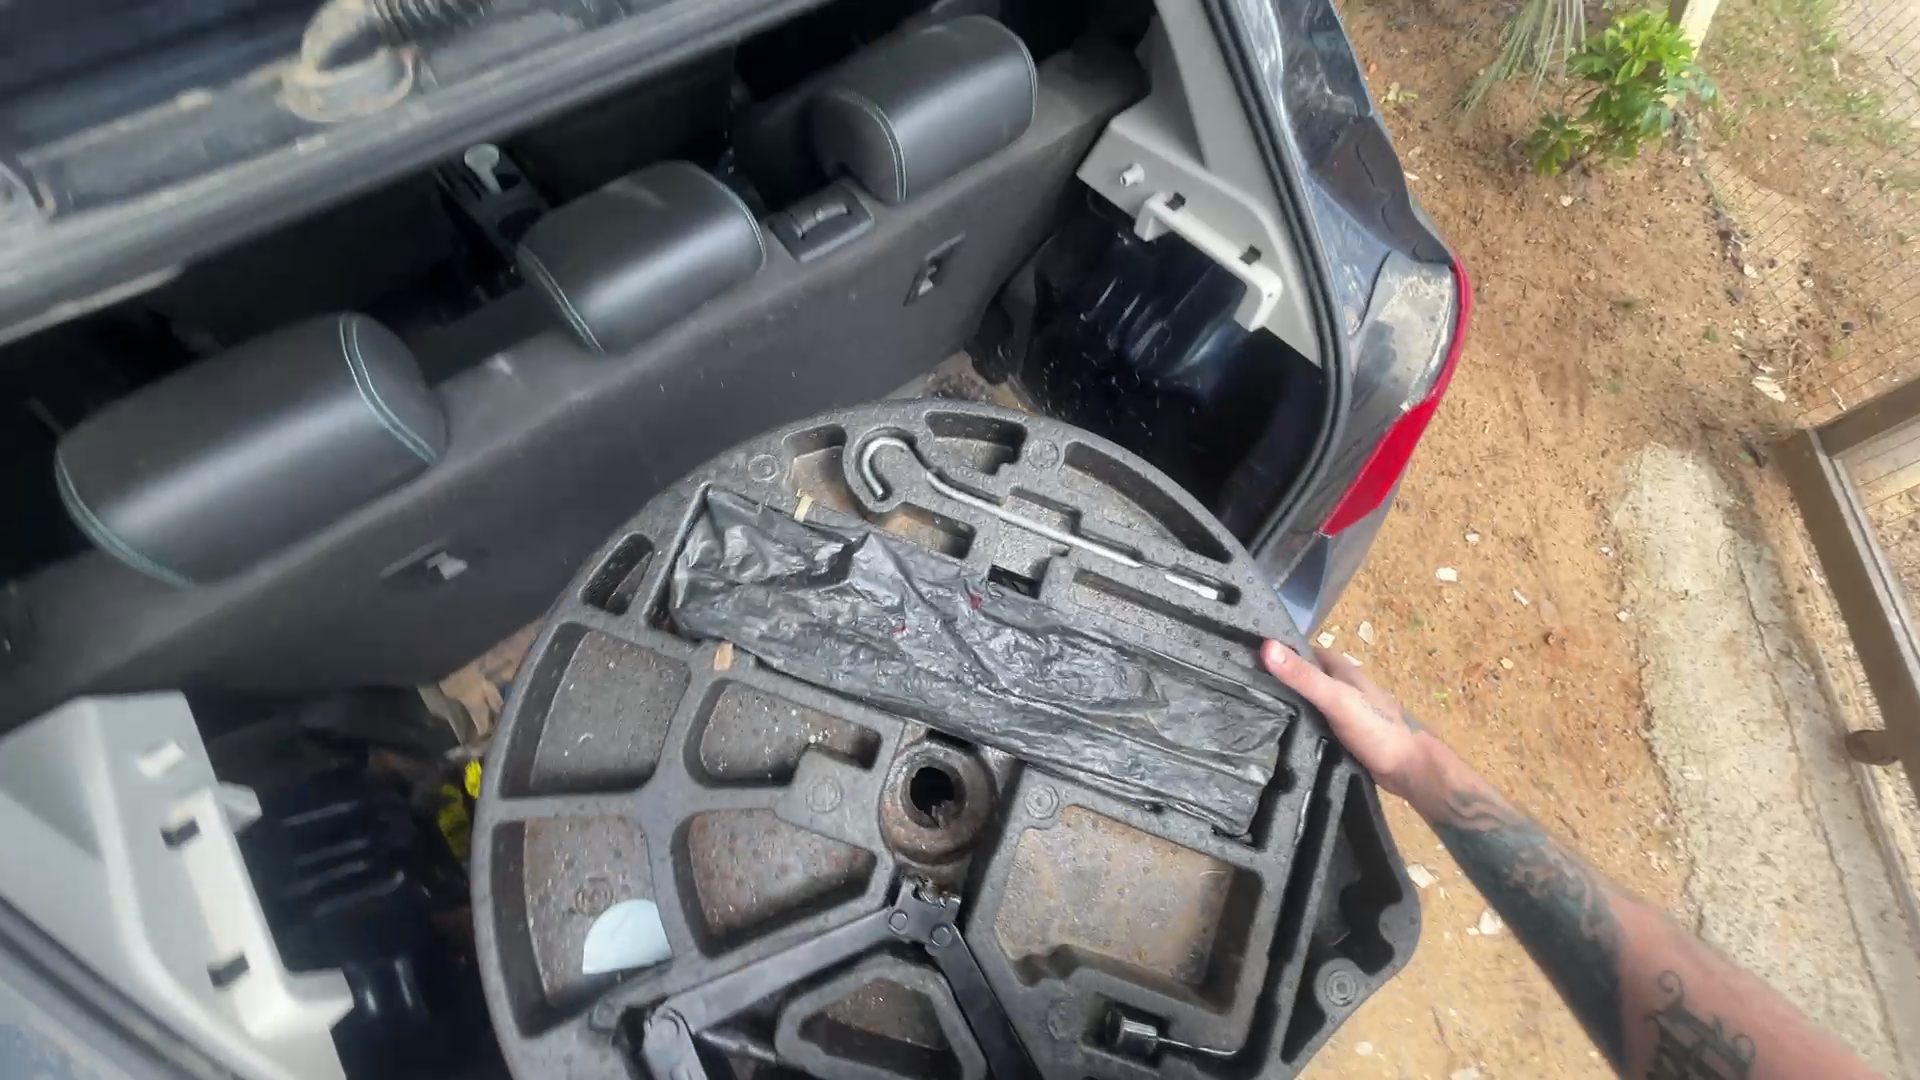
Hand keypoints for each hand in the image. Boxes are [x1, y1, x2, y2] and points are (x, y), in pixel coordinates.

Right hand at [1260, 641, 1435, 800]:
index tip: (1249, 655)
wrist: (1411, 772)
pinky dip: (1301, 723)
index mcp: (1344, 670)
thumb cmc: (1376, 729)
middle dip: (1283, 677)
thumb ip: (1303, 676)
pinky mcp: (1346, 734)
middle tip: (1249, 686)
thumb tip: (1266, 647)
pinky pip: (1316, 721)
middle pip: (1308, 674)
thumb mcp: (1335, 698)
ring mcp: (1347, 710)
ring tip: (1258, 708)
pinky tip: (1284, 732)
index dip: (1282, 650)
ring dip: (1291, 701)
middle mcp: (1345, 686)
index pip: (1306, 651)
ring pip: (1312, 699)